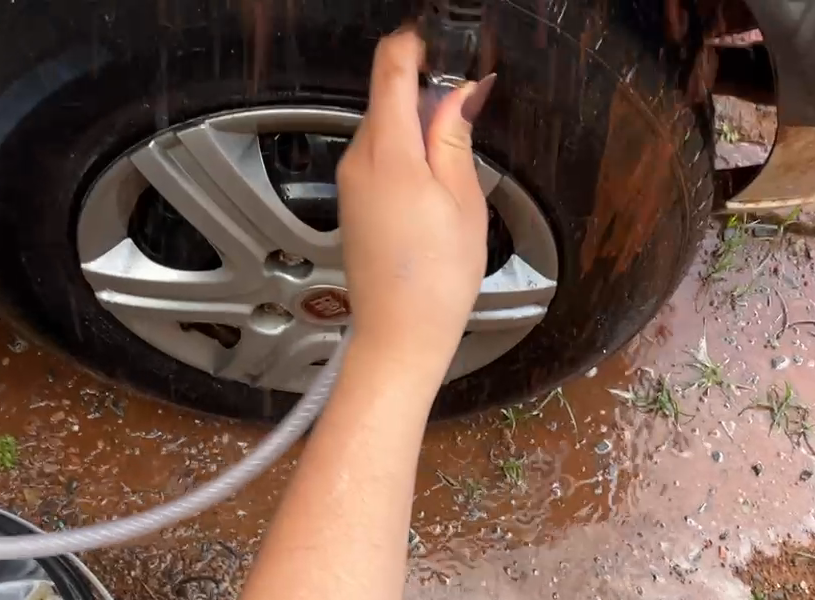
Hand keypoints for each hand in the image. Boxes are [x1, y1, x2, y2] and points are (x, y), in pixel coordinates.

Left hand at [337, 29, 491, 377]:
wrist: (400, 337)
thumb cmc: (436, 280)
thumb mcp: (462, 200)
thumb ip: (454, 136)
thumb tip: (458, 93)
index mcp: (388, 151)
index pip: (390, 65)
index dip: (417, 47)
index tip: (442, 51)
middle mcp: (358, 161)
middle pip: (387, 99)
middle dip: (425, 102)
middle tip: (464, 130)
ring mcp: (349, 186)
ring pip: (383, 134)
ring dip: (417, 138)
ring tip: (449, 183)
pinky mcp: (351, 208)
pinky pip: (377, 165)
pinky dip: (403, 165)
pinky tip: (429, 202)